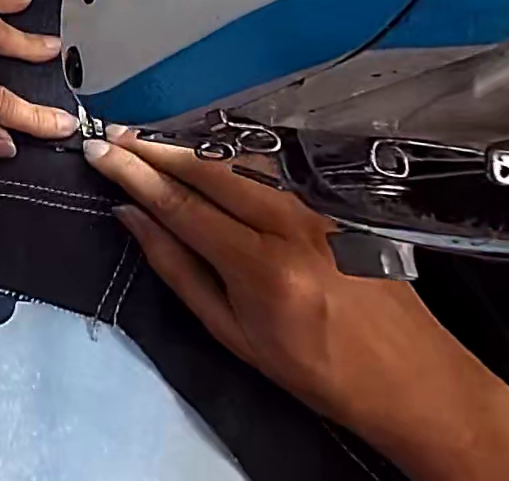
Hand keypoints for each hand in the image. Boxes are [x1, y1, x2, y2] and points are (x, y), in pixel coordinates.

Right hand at [82, 127, 469, 428]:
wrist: (410, 374)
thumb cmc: (314, 368)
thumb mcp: (233, 334)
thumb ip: (177, 268)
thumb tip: (130, 217)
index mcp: (261, 267)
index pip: (180, 204)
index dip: (133, 175)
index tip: (99, 153)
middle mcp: (287, 221)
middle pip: (205, 167)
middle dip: (152, 147)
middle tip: (113, 133)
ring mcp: (311, 201)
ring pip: (234, 155)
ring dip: (184, 142)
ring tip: (144, 136)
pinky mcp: (325, 193)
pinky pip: (262, 161)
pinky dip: (221, 148)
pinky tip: (197, 145)